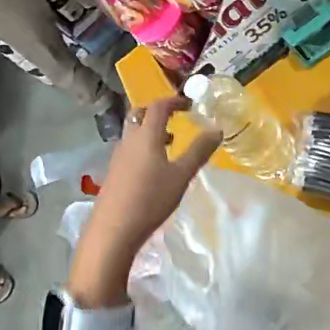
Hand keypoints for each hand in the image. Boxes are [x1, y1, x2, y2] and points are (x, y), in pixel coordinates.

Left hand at [69, 97, 220, 302]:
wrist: (113, 228)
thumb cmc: (150, 199)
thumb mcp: (181, 176)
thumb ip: (199, 151)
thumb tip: (216, 129)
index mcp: (145, 135)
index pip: (158, 106)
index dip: (174, 101)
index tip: (190, 104)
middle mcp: (128, 140)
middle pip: (139, 115)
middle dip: (157, 112)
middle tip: (175, 119)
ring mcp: (117, 156)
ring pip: (133, 133)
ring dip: (150, 131)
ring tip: (170, 143)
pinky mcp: (113, 172)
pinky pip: (129, 149)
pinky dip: (143, 147)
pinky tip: (154, 168)